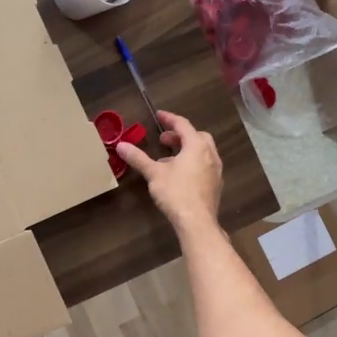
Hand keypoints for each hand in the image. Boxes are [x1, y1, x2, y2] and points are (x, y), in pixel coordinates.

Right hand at [116, 111, 221, 234]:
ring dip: (186, 150)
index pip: (183, 125)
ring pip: (202, 151)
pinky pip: (205, 165)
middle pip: (197, 136)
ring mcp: (216, 170)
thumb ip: (138, 158)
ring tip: (168, 159)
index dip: (169, 119)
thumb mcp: (153, 173)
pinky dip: (192, 162)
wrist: (197, 222)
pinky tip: (179, 175)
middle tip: (164, 140)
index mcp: (196, 146)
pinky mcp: (216, 184)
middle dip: (180, 135)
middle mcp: (210, 154)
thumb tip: (120, 145)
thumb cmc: (175, 193)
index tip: (159, 115)